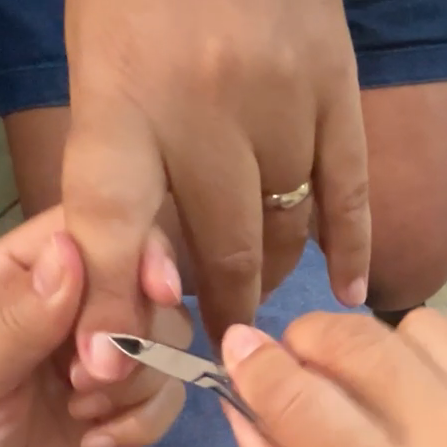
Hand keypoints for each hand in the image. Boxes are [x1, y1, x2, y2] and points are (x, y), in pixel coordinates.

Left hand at [0, 208, 186, 446]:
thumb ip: (17, 318)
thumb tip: (72, 251)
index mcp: (13, 279)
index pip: (86, 231)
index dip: (130, 248)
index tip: (155, 290)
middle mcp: (66, 309)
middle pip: (142, 284)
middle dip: (132, 334)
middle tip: (88, 382)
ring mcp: (100, 360)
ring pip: (165, 341)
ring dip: (137, 382)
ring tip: (83, 415)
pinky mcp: (123, 408)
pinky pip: (168, 396)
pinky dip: (144, 423)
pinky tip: (97, 442)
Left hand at [60, 0, 370, 382]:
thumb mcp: (96, 75)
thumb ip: (115, 178)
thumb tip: (142, 292)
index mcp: (119, 96)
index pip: (107, 223)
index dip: (108, 305)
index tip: (108, 371)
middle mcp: (201, 104)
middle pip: (217, 249)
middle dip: (217, 310)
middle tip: (218, 344)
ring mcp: (280, 96)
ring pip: (283, 230)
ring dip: (270, 278)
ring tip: (259, 303)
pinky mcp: (338, 85)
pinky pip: (350, 192)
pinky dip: (350, 249)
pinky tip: (348, 291)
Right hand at [218, 312, 446, 446]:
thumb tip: (238, 395)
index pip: (309, 407)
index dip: (261, 369)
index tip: (238, 349)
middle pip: (360, 342)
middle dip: (310, 338)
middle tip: (300, 360)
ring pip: (413, 327)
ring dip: (378, 350)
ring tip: (384, 397)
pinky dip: (432, 365)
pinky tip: (441, 412)